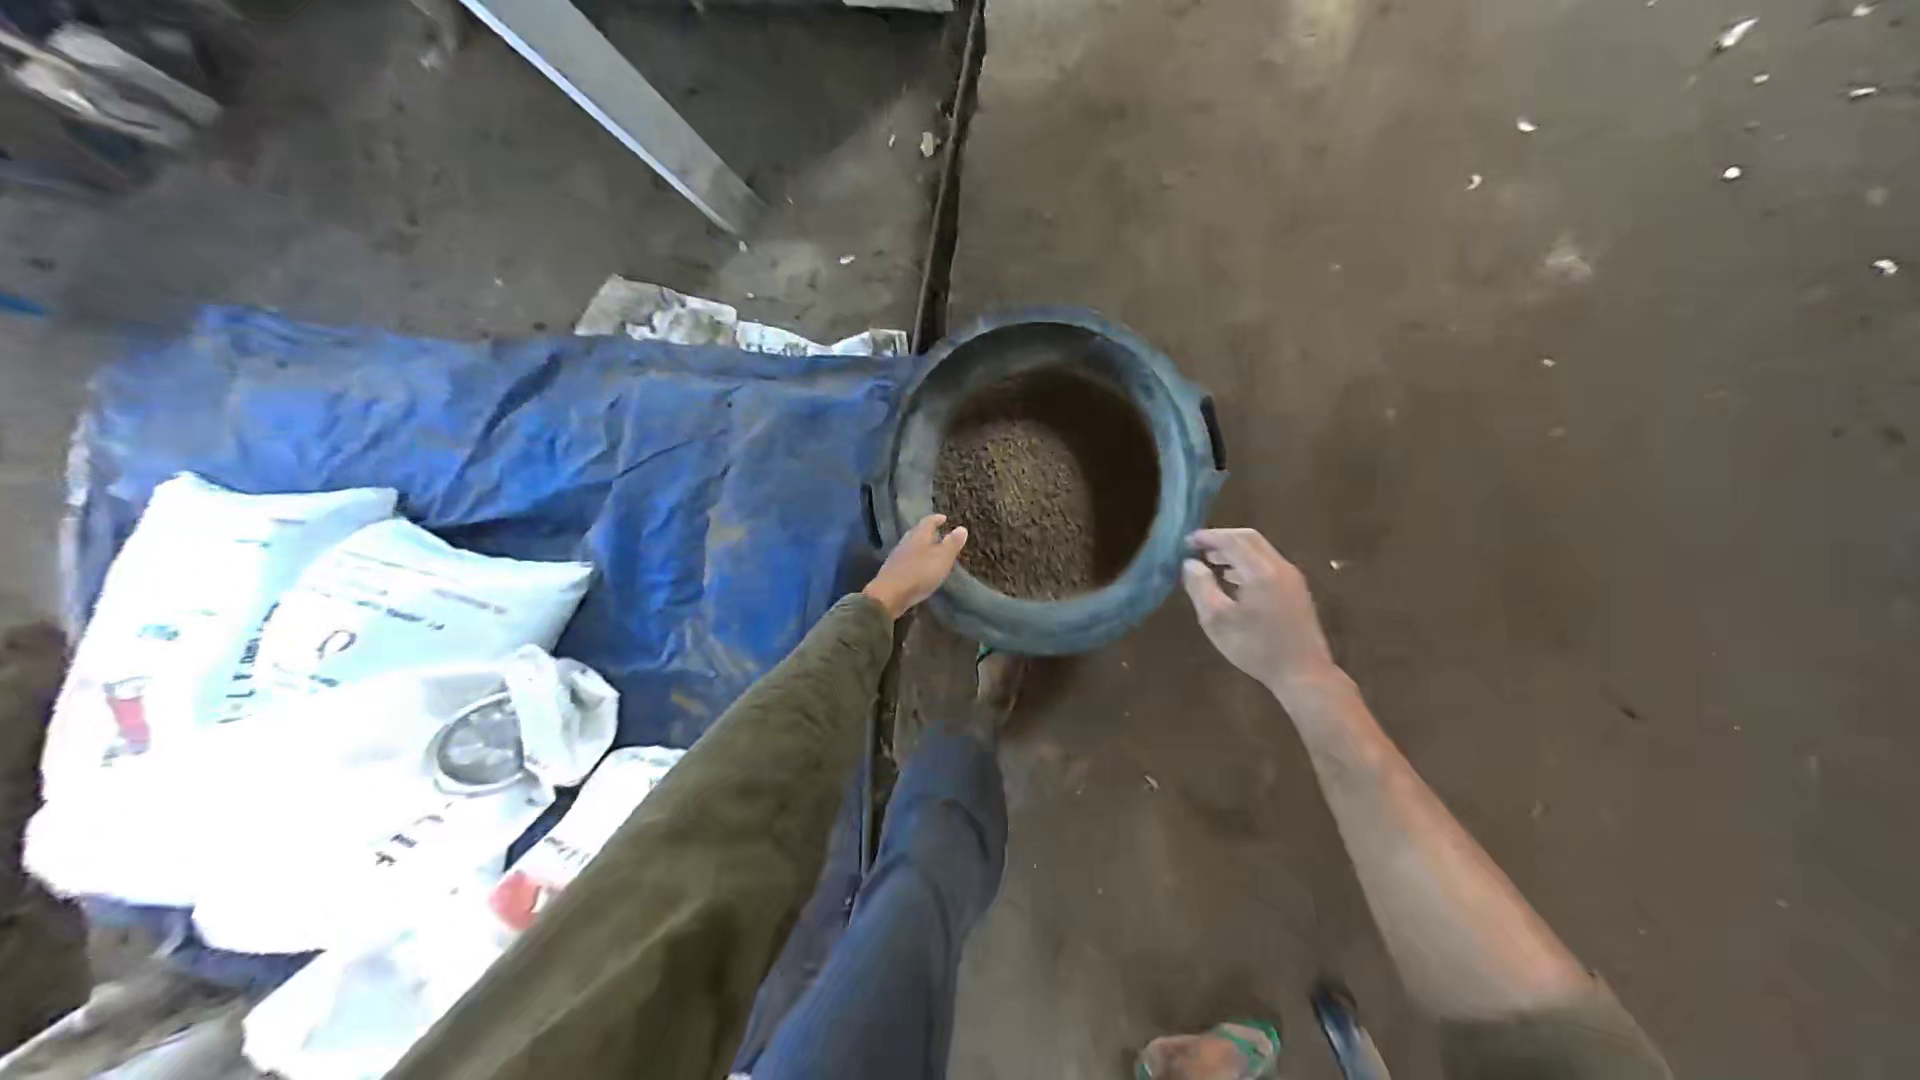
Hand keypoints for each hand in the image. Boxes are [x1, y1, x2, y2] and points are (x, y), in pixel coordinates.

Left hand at [863, 514, 968, 617]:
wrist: (890, 594)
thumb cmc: (920, 573)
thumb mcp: (942, 558)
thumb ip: (952, 544)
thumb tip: (962, 528)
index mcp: (919, 536)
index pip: (928, 522)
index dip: (936, 519)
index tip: (943, 518)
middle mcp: (906, 543)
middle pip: (916, 533)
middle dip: (926, 532)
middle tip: (936, 533)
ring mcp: (896, 557)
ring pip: (910, 546)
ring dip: (919, 547)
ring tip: (929, 551)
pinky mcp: (892, 571)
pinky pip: (905, 560)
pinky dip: (913, 560)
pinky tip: (917, 567)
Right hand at [1181, 528, 1338, 693]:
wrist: (1303, 673)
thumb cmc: (1256, 647)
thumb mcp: (1217, 620)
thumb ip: (1201, 587)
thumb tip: (1190, 564)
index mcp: (1261, 572)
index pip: (1232, 540)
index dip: (1208, 537)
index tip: (1187, 541)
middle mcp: (1280, 568)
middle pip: (1249, 540)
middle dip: (1222, 539)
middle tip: (1198, 547)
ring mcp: (1292, 579)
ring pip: (1260, 552)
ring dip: (1234, 551)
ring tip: (1210, 562)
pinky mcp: (1296, 591)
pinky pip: (1267, 565)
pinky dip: (1246, 563)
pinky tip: (1233, 579)